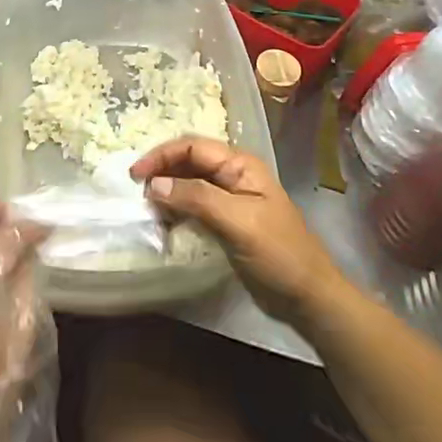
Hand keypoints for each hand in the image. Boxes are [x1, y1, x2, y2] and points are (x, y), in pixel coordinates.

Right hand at [131, 137, 343, 324]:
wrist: (307, 294)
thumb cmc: (278, 253)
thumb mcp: (238, 222)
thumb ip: (197, 198)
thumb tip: (154, 184)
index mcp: (241, 165)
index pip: (194, 147)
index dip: (162, 156)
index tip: (134, 176)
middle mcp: (234, 176)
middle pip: (190, 162)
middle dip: (162, 171)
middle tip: (136, 194)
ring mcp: (231, 200)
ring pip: (190, 184)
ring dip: (168, 192)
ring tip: (146, 210)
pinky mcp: (227, 223)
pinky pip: (195, 207)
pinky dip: (177, 211)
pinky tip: (164, 224)